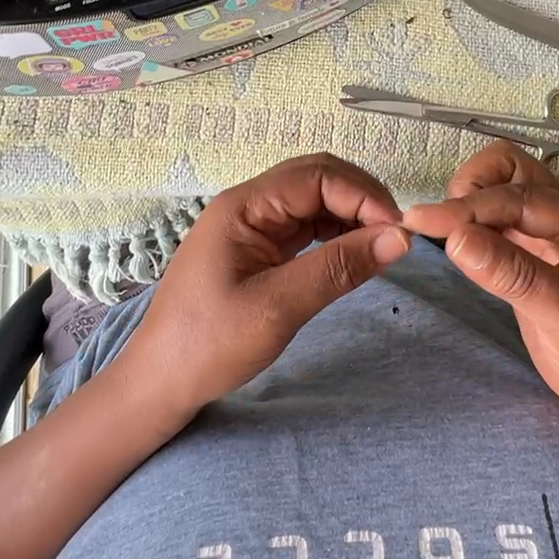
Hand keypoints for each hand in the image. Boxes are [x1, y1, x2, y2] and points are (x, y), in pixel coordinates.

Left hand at [116, 153, 411, 415]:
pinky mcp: (258, 247)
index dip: (363, 195)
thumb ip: (338, 268)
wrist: (159, 383)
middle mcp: (249, 205)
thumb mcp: (278, 307)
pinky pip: (305, 225)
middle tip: (395, 235)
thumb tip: (399, 239)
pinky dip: (336, 234)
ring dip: (351, 215)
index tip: (397, 231)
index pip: (317, 176)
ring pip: (314, 200)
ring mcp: (253, 225)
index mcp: (244, 206)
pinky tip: (354, 253)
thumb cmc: (209, 344)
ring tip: (381, 245)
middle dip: (361, 198)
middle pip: (317, 178)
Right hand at [405, 141, 558, 441]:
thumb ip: (515, 276)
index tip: (421, 221)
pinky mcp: (530, 255)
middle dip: (471, 187)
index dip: (468, 208)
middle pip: (511, 170)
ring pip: (500, 189)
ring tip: (444, 236)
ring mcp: (549, 234)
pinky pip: (495, 223)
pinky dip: (470, 226)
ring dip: (468, 203)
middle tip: (440, 227)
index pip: (519, 199)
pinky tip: (453, 246)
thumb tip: (457, 239)